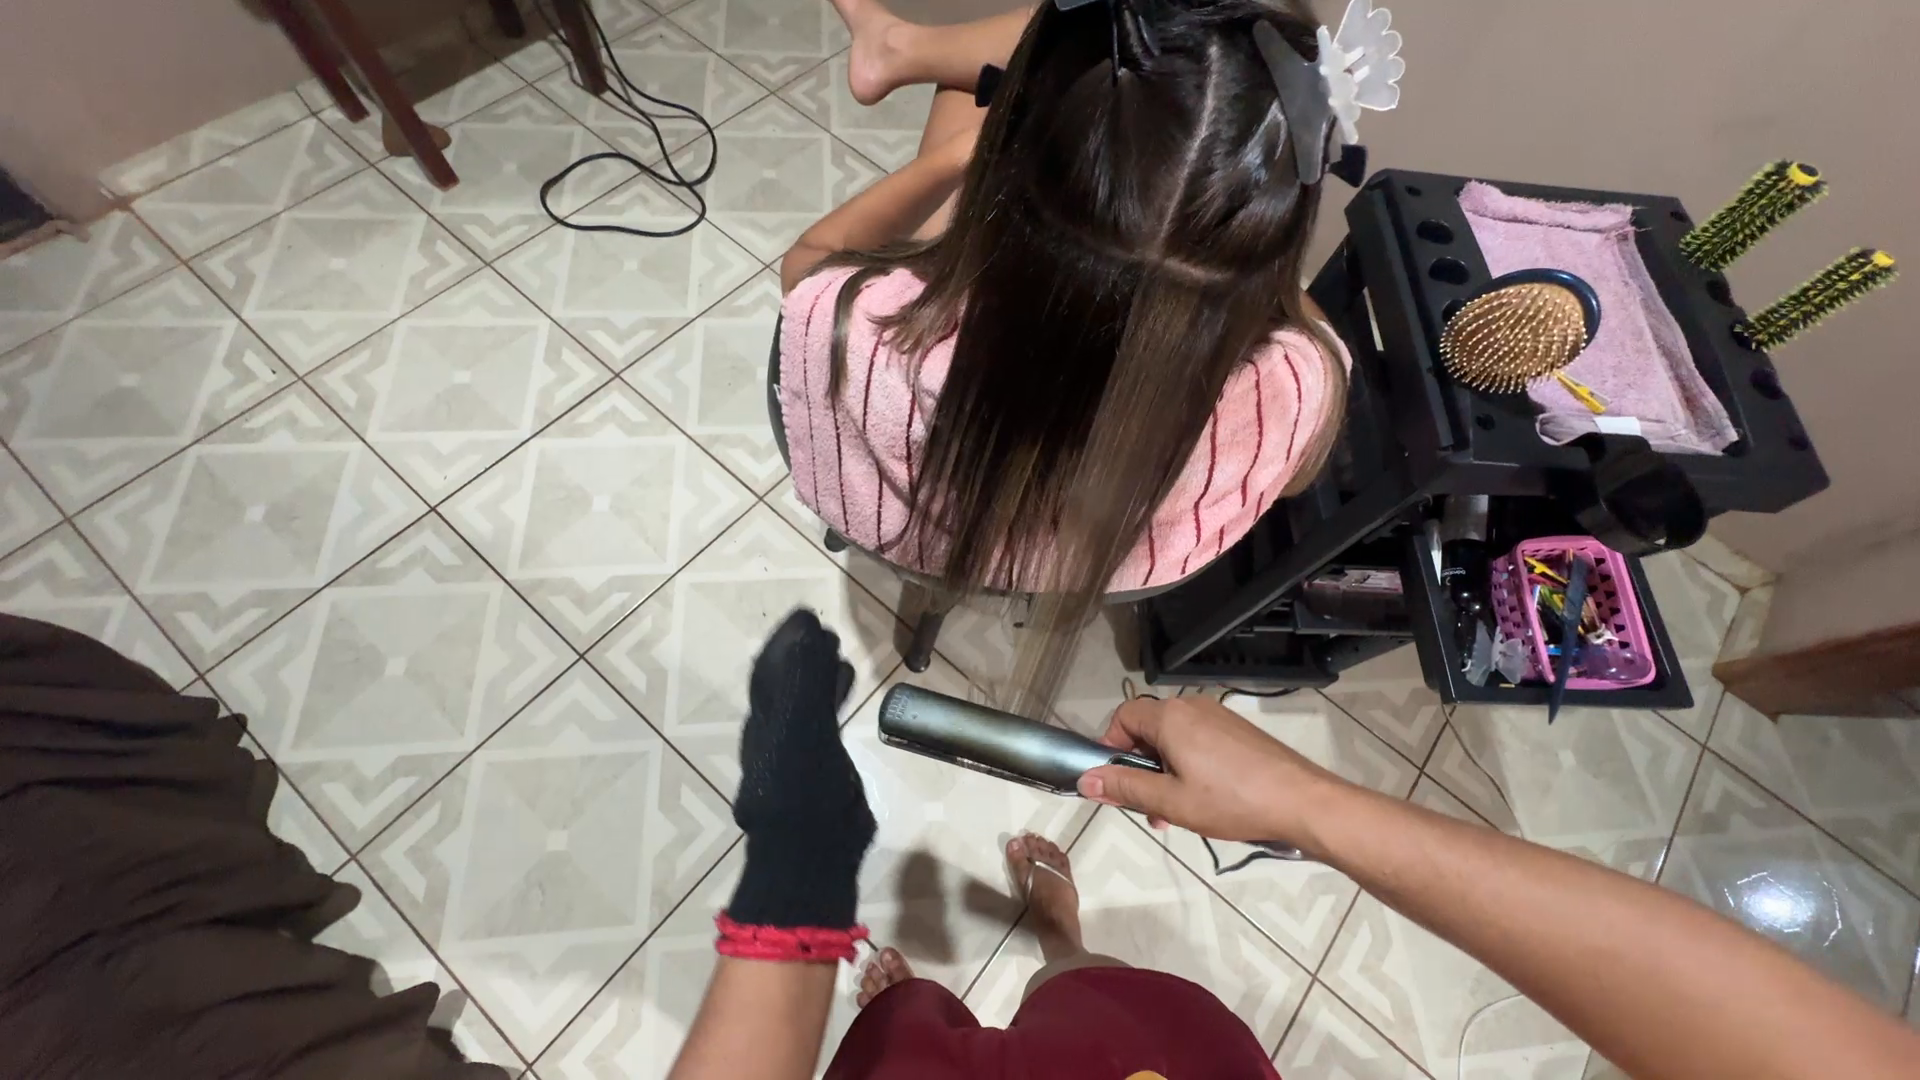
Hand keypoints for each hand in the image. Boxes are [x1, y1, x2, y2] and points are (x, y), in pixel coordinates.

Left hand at [726, 609, 873, 934]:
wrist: (810, 852)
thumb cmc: (801, 790)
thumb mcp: (802, 728)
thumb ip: (805, 679)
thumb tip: (807, 629)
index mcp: (765, 720)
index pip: (770, 669)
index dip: (785, 640)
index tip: (804, 613)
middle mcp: (775, 730)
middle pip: (786, 681)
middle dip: (802, 653)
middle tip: (822, 627)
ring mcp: (798, 749)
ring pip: (806, 698)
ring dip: (819, 672)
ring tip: (838, 649)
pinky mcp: (822, 765)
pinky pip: (824, 717)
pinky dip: (833, 695)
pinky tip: (849, 685)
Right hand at [1077, 696, 1345, 846]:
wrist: (1302, 802)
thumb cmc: (1230, 801)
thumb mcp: (1170, 802)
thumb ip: (1125, 788)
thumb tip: (1085, 779)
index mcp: (1169, 717)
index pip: (1122, 717)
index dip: (1111, 747)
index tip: (1116, 781)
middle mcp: (1191, 707)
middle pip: (1148, 729)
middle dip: (1141, 767)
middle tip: (1150, 808)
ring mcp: (1218, 715)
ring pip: (1174, 738)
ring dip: (1165, 771)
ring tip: (1177, 812)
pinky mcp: (1238, 730)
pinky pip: (1198, 740)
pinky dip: (1190, 765)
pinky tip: (1205, 799)